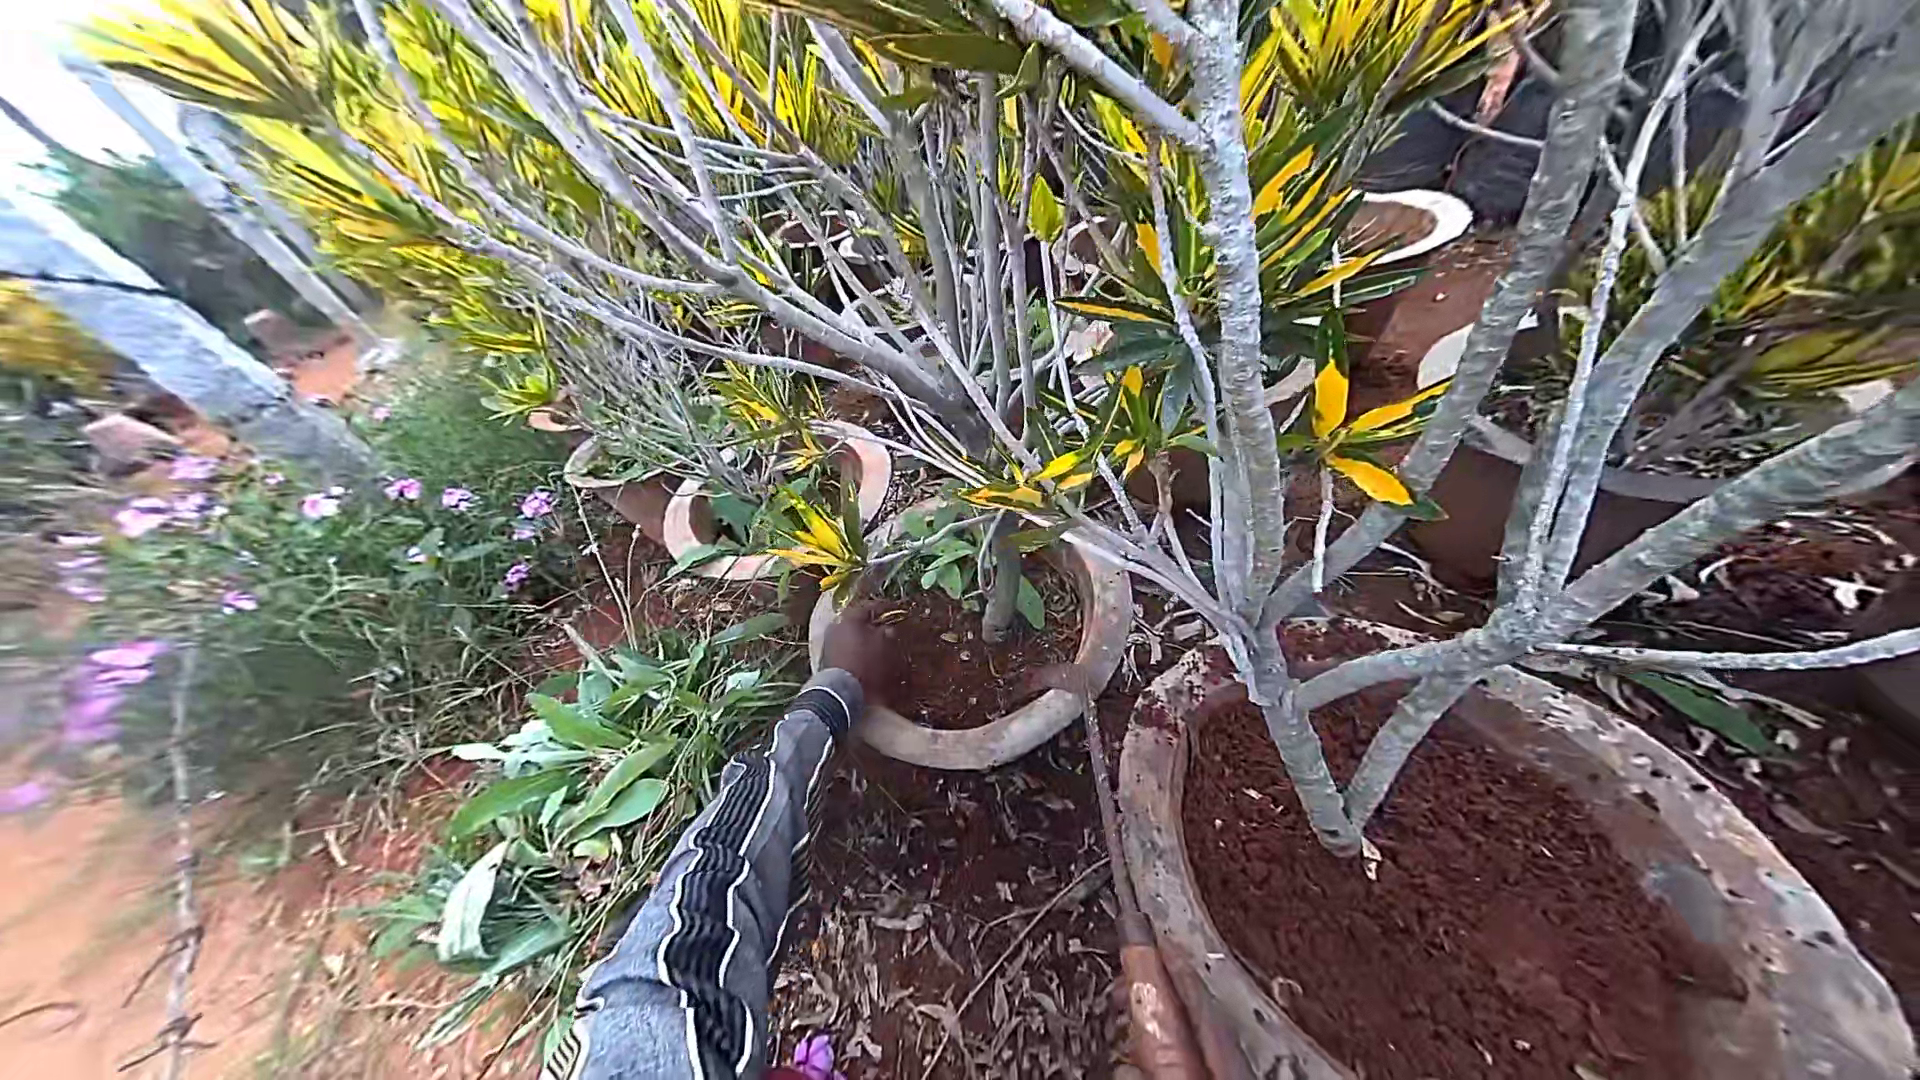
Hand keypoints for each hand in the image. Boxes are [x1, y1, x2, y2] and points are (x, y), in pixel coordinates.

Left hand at [819, 602, 894, 705]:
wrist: (842, 691)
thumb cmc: (866, 663)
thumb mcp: (884, 645)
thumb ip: (887, 632)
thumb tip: (888, 629)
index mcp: (850, 618)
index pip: (870, 607)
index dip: (885, 608)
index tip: (896, 610)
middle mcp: (836, 626)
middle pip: (858, 621)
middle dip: (872, 624)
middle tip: (886, 628)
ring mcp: (829, 643)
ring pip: (851, 635)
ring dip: (863, 638)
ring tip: (877, 645)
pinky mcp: (827, 659)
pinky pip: (846, 649)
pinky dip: (856, 650)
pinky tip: (865, 658)